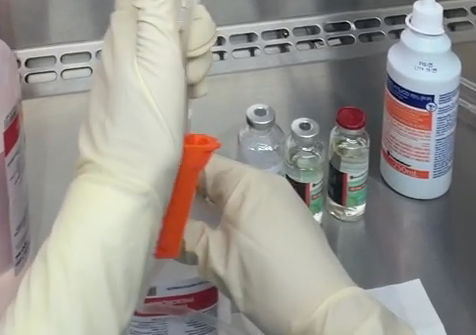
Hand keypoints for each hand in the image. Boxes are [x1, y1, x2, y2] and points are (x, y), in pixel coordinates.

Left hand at [0, 0, 221, 334]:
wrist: (129, 188)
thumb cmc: (144, 120)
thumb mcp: (154, 50)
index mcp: (126, 24)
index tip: (192, 10)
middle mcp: (130, 39)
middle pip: (174, 9)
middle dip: (193, 30)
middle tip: (186, 61)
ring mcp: (139, 67)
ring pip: (180, 39)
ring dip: (194, 57)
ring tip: (188, 86)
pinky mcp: (150, 92)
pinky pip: (178, 68)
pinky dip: (190, 79)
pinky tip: (190, 98)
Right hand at [183, 156, 412, 334]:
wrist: (323, 310)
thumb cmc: (267, 278)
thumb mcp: (218, 262)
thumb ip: (186, 238)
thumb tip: (160, 227)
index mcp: (246, 181)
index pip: (202, 164)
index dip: (176, 176)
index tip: (153, 192)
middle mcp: (264, 181)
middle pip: (219, 178)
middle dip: (191, 196)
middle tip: (163, 214)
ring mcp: (280, 199)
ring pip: (234, 195)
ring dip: (211, 209)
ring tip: (184, 228)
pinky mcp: (289, 219)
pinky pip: (252, 207)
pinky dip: (232, 218)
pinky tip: (218, 238)